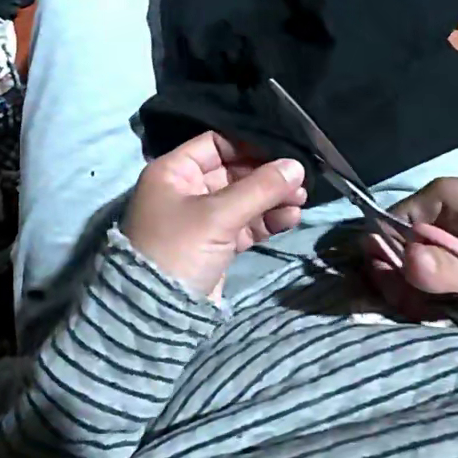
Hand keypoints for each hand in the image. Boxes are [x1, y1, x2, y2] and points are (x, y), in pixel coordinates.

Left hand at [123, 131, 307, 299]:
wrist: (157, 313)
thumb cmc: (179, 250)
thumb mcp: (218, 215)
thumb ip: (260, 188)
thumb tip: (296, 166)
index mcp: (173, 172)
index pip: (216, 144)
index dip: (250, 145)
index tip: (283, 152)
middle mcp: (186, 190)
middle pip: (235, 171)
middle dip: (268, 176)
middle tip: (300, 183)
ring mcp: (202, 218)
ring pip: (244, 199)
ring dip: (272, 199)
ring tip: (300, 202)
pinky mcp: (215, 243)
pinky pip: (246, 223)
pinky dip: (267, 220)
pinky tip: (290, 218)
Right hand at [369, 178, 457, 305]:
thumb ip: (447, 270)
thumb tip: (401, 266)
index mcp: (440, 196)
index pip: (385, 230)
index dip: (388, 265)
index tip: (406, 300)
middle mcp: (444, 204)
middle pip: (401, 246)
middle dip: (409, 280)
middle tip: (429, 312)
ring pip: (422, 259)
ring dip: (431, 286)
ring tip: (452, 307)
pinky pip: (445, 263)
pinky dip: (449, 284)